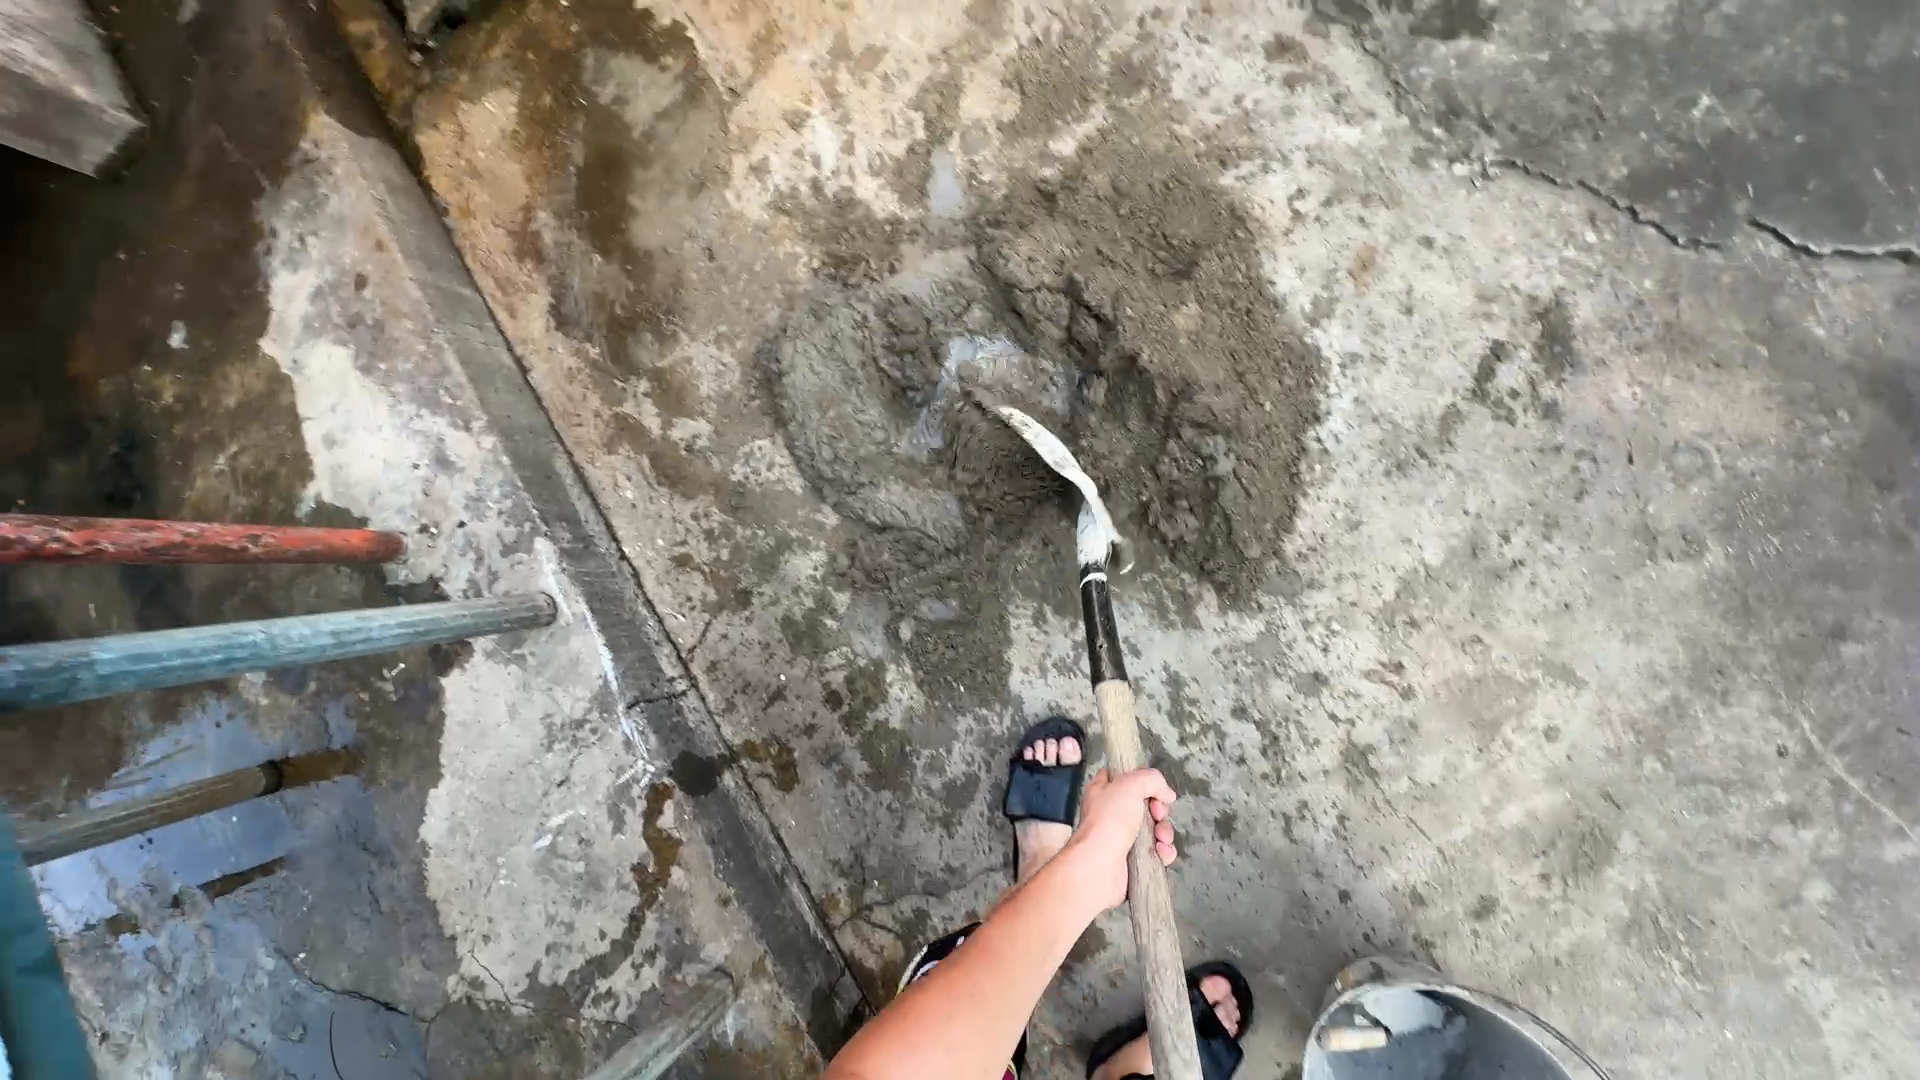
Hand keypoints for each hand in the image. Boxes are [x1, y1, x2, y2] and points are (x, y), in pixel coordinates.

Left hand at [1059, 767, 1176, 912]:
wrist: (1100, 865)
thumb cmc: (1109, 819)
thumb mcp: (1129, 784)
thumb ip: (1152, 780)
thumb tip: (1167, 794)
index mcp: (1103, 790)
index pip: (1125, 777)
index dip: (1142, 780)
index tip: (1153, 788)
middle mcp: (1112, 813)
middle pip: (1146, 804)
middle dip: (1159, 809)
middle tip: (1158, 814)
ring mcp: (1123, 838)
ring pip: (1154, 829)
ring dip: (1164, 832)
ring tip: (1161, 838)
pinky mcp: (1134, 860)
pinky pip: (1156, 852)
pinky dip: (1163, 851)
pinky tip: (1162, 852)